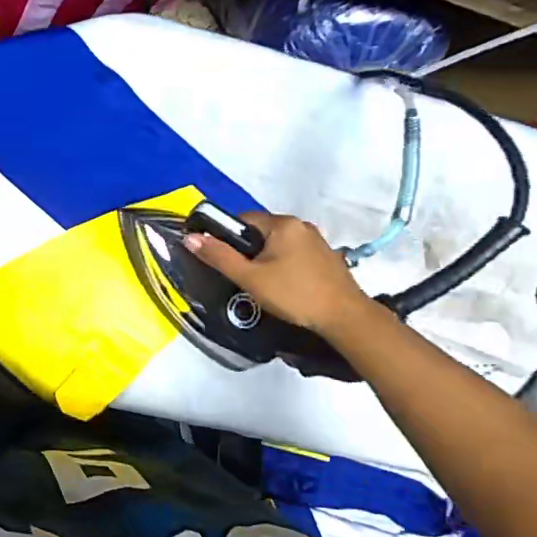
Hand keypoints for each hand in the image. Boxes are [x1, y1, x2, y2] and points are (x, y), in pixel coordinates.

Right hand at [183, 212, 375, 334]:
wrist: (345, 317)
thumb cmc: (294, 294)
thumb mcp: (250, 278)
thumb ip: (219, 256)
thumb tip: (191, 238)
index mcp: (282, 223)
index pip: (243, 219)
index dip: (227, 236)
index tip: (222, 258)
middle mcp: (301, 225)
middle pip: (261, 230)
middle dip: (248, 249)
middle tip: (241, 275)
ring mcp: (317, 240)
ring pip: (278, 243)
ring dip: (266, 257)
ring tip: (261, 283)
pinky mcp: (327, 257)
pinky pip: (295, 253)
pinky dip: (284, 264)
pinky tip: (284, 285)